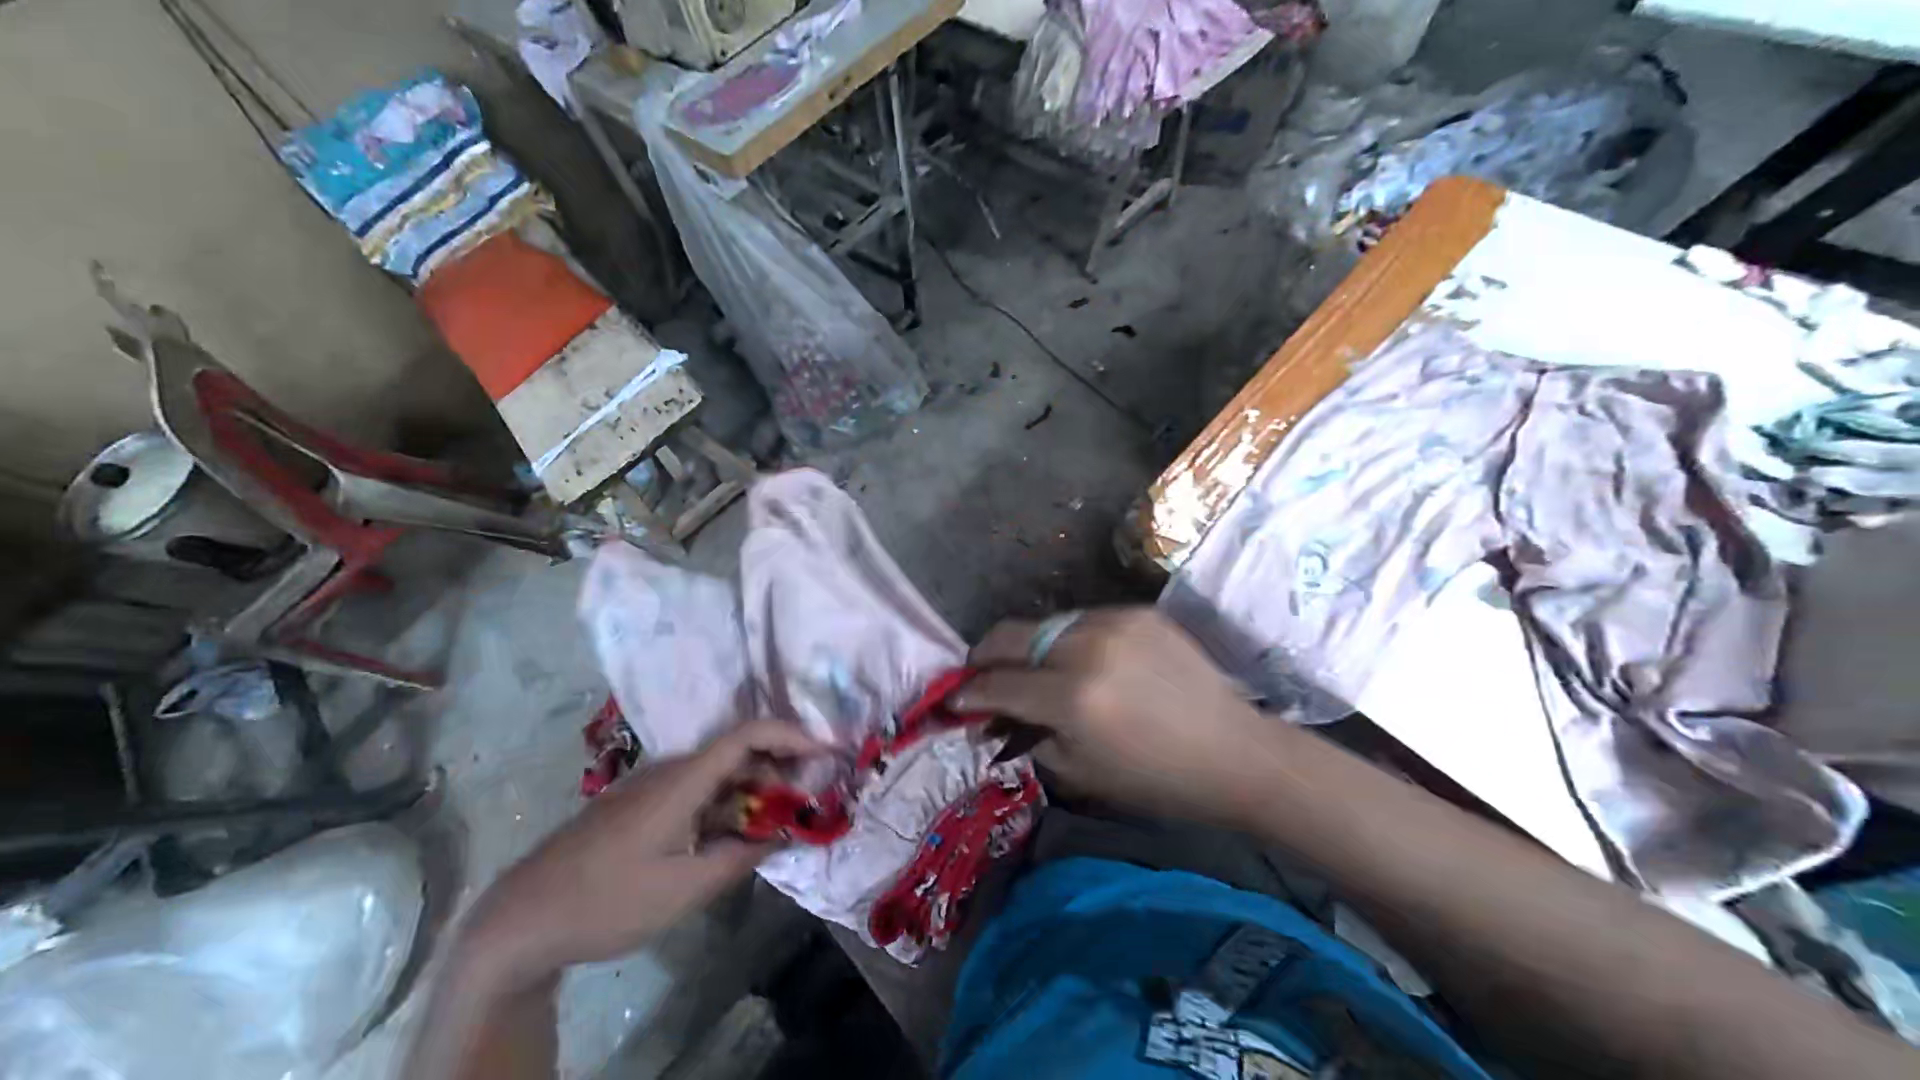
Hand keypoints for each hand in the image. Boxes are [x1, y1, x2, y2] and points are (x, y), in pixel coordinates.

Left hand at [455, 720, 821, 990]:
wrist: (520, 919)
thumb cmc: (606, 901)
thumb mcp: (684, 889)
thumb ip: (740, 859)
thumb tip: (782, 835)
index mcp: (682, 780)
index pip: (748, 735)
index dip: (792, 736)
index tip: (827, 753)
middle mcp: (669, 772)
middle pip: (737, 753)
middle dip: (781, 768)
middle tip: (813, 796)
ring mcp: (651, 789)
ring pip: (717, 776)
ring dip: (754, 791)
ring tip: (783, 821)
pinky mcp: (639, 808)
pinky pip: (697, 794)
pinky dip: (728, 806)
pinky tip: (737, 837)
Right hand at [957, 607, 1283, 827]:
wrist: (1233, 752)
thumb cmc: (1156, 778)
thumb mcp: (1080, 772)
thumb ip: (1028, 736)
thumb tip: (994, 717)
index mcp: (1072, 697)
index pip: (998, 684)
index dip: (968, 694)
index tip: (953, 701)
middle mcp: (1086, 648)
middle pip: (1009, 635)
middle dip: (984, 655)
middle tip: (980, 675)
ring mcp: (1114, 622)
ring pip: (1044, 624)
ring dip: (1029, 648)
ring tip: (1035, 672)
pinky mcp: (1137, 612)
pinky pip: (1083, 620)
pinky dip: (1069, 641)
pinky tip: (1082, 663)